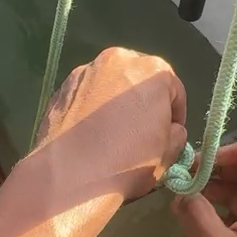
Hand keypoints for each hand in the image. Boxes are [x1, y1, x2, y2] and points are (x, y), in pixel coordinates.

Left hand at [32, 48, 186, 202]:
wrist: (69, 177)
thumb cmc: (127, 163)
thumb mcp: (169, 153)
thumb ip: (176, 132)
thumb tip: (169, 129)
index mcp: (152, 70)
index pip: (174, 91)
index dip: (175, 116)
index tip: (169, 136)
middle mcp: (117, 60)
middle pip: (139, 81)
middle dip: (142, 103)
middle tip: (140, 133)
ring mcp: (83, 72)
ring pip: (109, 86)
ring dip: (115, 103)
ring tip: (112, 134)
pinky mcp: (59, 89)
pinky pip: (85, 97)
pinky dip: (91, 110)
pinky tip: (89, 135)